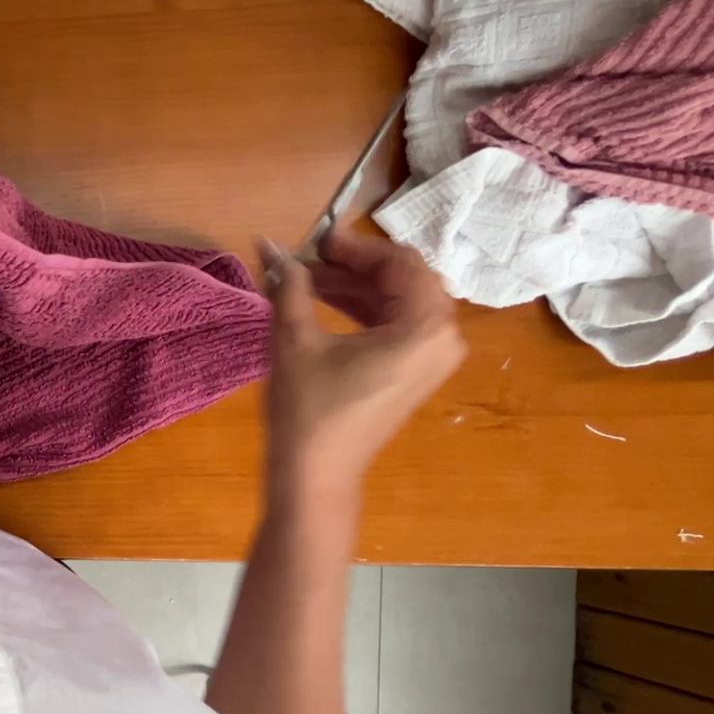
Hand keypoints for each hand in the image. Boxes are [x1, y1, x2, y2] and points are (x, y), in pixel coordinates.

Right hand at [256, 229, 465, 496]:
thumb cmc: (307, 406)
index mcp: (425, 325)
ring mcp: (431, 359)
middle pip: (405, 282)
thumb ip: (288, 288)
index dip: (355, 247)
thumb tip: (269, 245)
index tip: (314, 241)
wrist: (315, 471)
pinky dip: (362, 313)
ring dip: (355, 290)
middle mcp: (443, 337)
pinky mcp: (412, 374)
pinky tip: (324, 310)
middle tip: (307, 262)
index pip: (400, 263)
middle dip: (355, 268)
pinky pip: (395, 328)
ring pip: (399, 305)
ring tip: (307, 285)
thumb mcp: (293, 341)